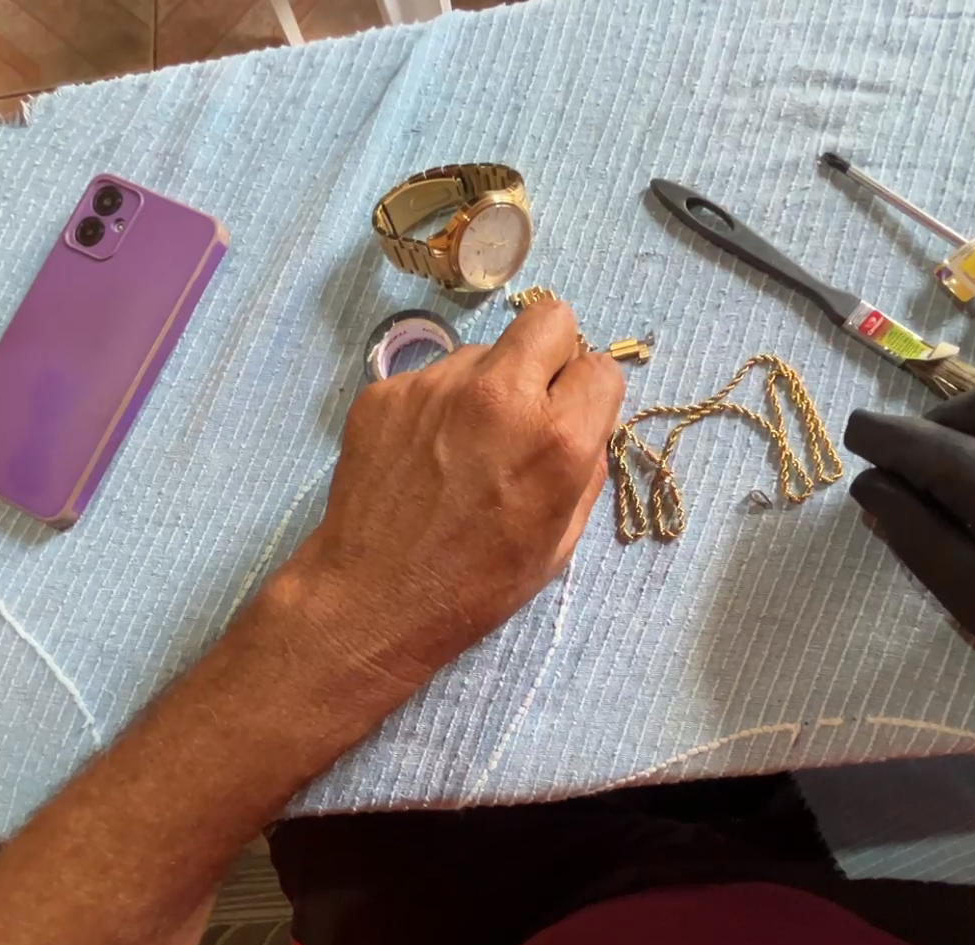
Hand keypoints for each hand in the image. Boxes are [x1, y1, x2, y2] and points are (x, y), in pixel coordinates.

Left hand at [279, 298, 624, 705]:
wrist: (373, 598)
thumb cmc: (476, 586)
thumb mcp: (558, 544)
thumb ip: (584, 470)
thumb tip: (584, 426)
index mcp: (557, 439)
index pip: (601, 367)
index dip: (591, 396)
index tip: (573, 419)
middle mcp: (500, 394)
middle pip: (551, 317)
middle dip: (553, 354)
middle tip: (531, 402)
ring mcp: (436, 385)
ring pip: (485, 351)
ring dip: (488, 384)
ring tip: (463, 446)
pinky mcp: (386, 389)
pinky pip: (433, 377)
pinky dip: (437, 405)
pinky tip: (421, 454)